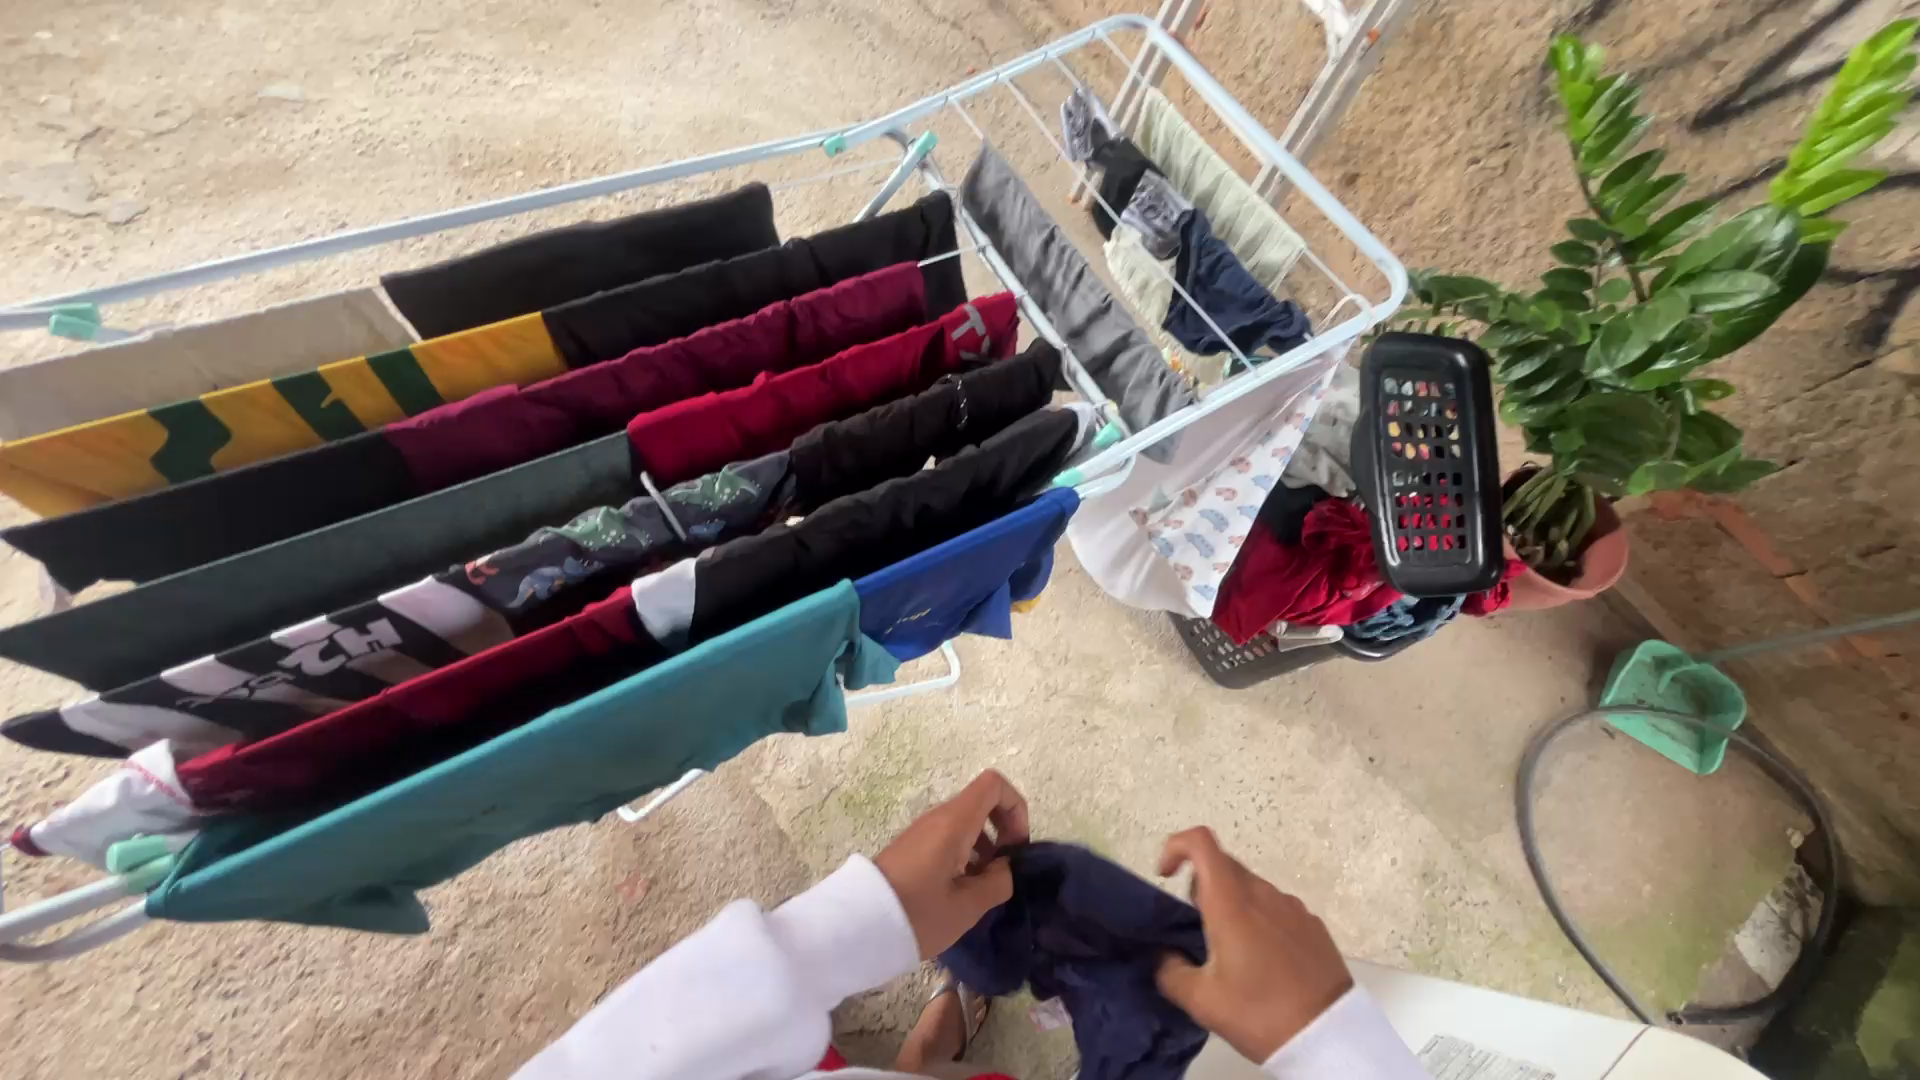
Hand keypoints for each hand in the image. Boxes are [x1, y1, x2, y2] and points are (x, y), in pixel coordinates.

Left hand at [874, 769, 1030, 959]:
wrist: (859, 924)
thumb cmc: (918, 913)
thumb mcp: (967, 906)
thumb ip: (997, 882)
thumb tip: (1005, 868)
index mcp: (955, 821)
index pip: (994, 784)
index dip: (1015, 807)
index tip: (1017, 846)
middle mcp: (939, 816)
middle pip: (982, 801)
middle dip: (1004, 828)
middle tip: (1006, 868)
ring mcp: (924, 829)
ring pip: (967, 820)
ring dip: (985, 844)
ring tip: (985, 885)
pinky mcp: (914, 845)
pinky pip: (950, 835)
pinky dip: (966, 852)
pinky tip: (962, 888)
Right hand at [1154, 827, 1353, 1063]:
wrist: (1332, 1041)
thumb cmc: (1261, 1013)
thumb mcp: (1203, 1002)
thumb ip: (1170, 971)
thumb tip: (1163, 955)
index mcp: (1230, 900)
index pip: (1200, 841)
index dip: (1176, 846)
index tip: (1167, 877)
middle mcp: (1261, 892)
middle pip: (1222, 864)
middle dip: (1201, 884)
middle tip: (1199, 927)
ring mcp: (1291, 906)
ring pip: (1249, 887)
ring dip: (1232, 904)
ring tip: (1233, 951)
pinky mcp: (1313, 925)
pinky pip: (1275, 907)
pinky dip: (1260, 920)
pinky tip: (1266, 961)